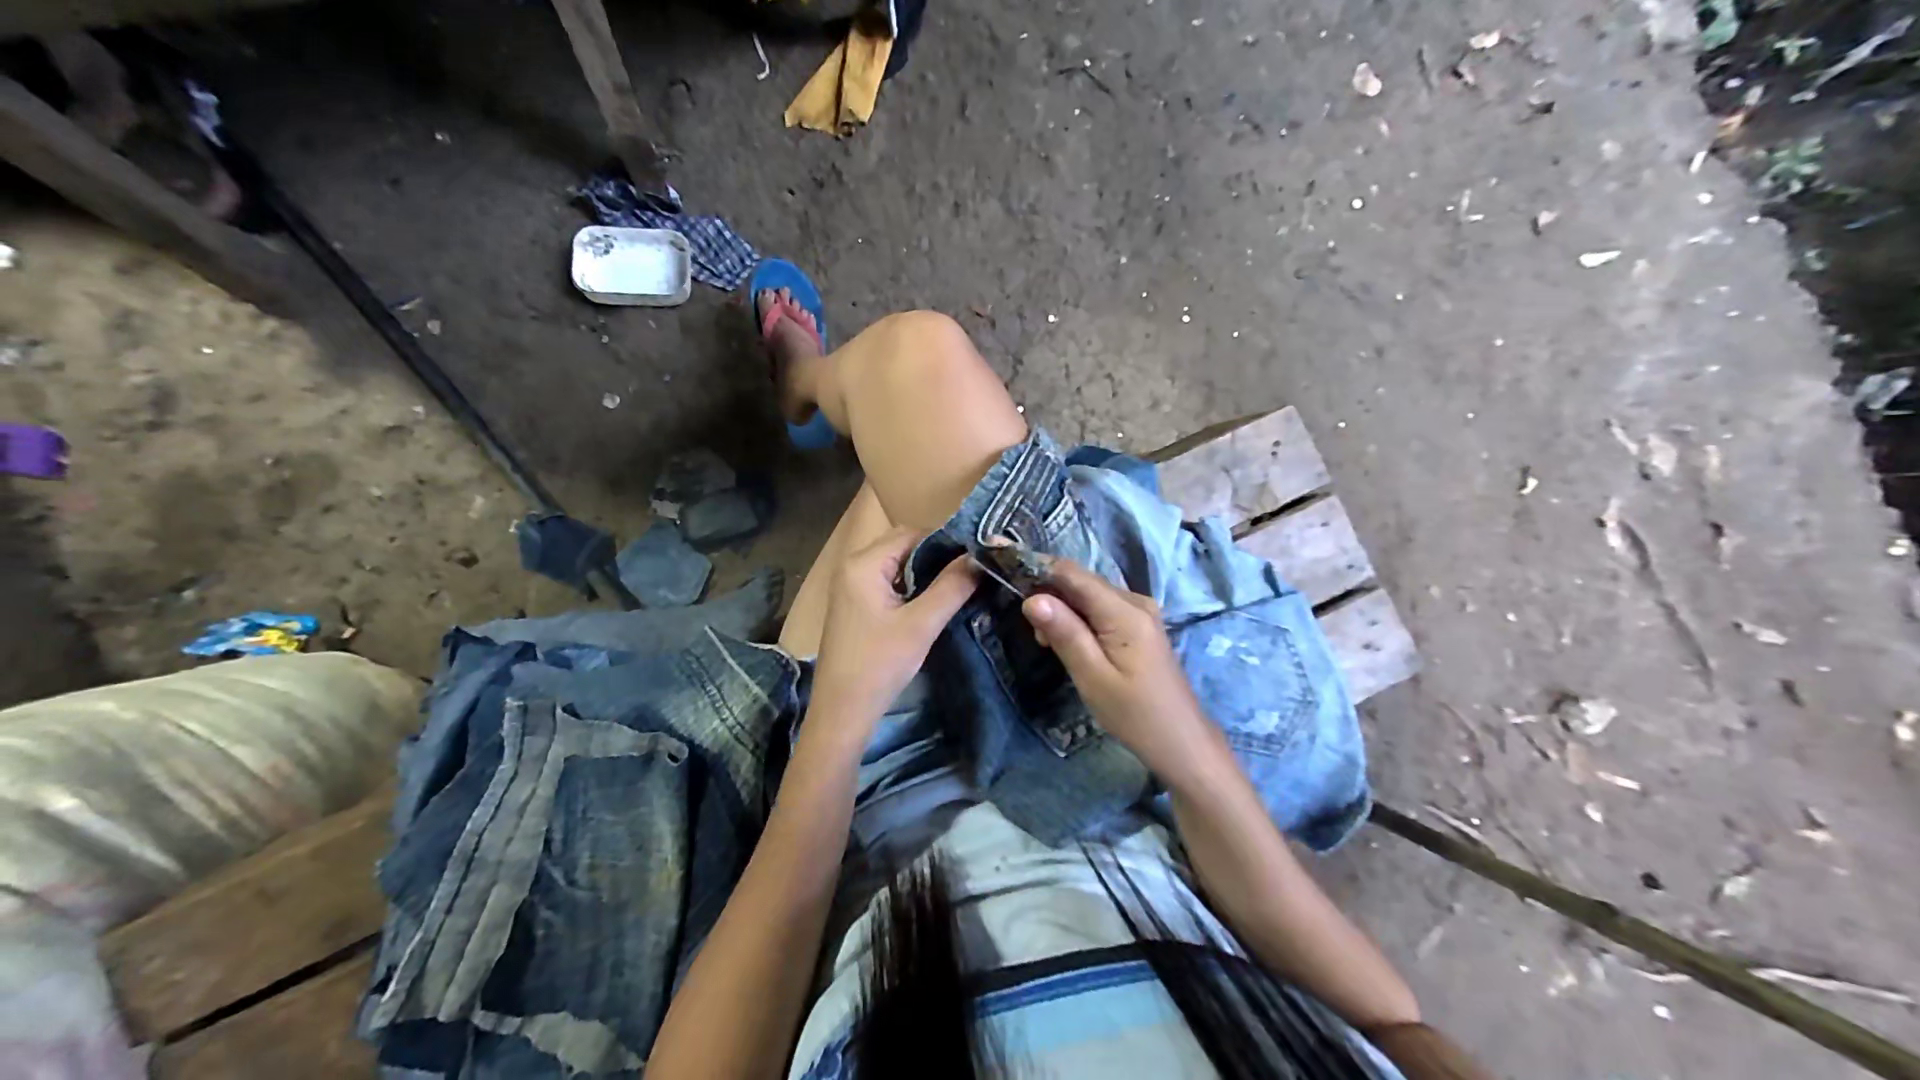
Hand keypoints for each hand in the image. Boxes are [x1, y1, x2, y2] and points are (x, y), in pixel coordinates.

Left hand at [809, 526, 978, 737]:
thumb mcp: (921, 625)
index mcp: (863, 563)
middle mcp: (853, 565)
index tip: (978, 554)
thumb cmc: (879, 665)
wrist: (842, 711)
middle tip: (973, 569)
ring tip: (961, 582)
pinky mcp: (856, 603)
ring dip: (927, 571)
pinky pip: (890, 581)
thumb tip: (980, 557)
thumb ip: (952, 587)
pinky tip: (935, 599)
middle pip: (904, 545)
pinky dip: (913, 585)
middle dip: (938, 555)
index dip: (947, 541)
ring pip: (898, 564)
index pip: (913, 533)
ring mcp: (852, 585)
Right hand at [1021, 559, 1223, 784]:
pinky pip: (1100, 608)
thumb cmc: (1134, 714)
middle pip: (1080, 581)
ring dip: (1061, 608)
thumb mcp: (1092, 676)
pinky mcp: (1138, 624)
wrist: (1180, 741)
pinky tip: (1068, 643)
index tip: (1004, 565)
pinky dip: (1078, 618)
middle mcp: (1134, 600)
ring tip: (1045, 642)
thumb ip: (1064, 633)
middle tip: (1027, 626)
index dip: (1037, 566)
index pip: (1072, 573)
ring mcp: (1139, 611)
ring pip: (1088, 594)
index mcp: (1124, 611)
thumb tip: (1032, 598)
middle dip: (1047, 593)